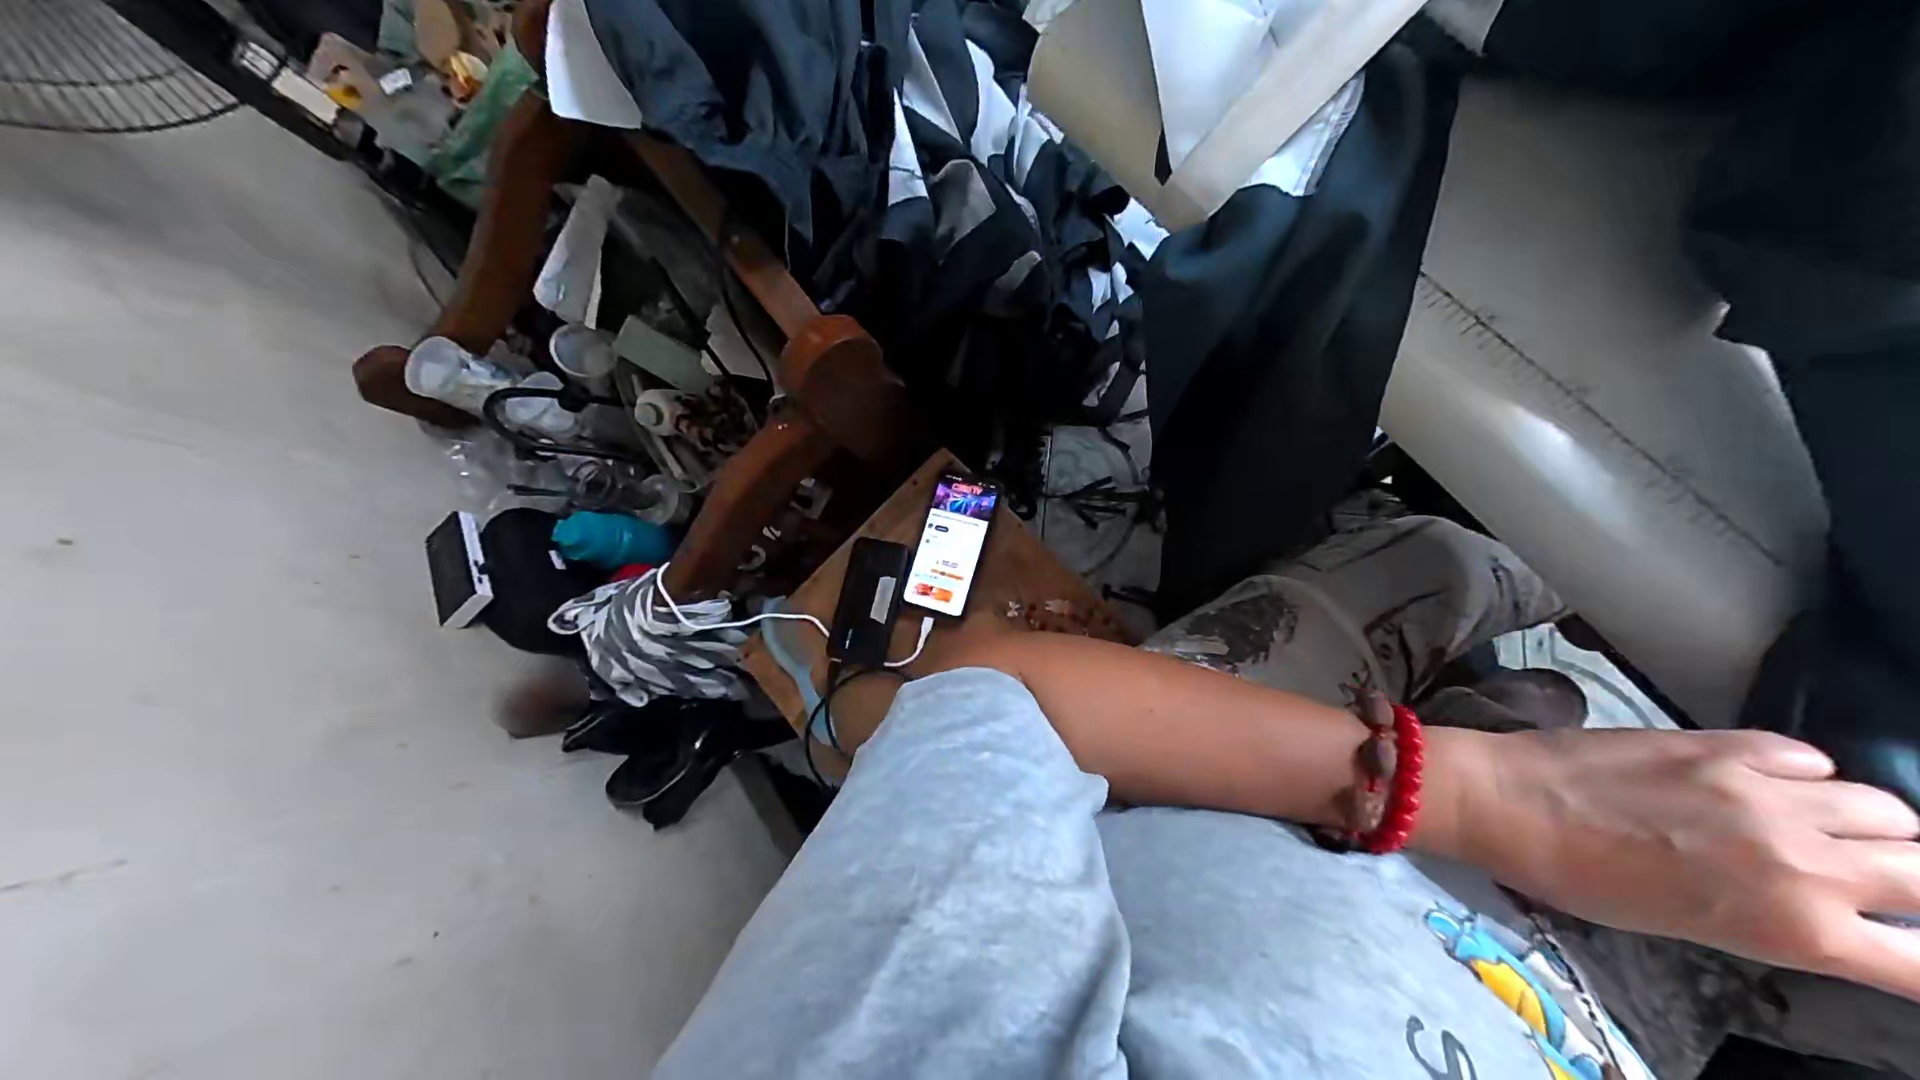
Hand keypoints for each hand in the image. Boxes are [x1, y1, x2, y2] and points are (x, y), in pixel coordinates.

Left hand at [1454, 728, 1919, 999]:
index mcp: (1794, 929)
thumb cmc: (1571, 875)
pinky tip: (1762, 777)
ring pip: (1886, 808)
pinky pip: (1804, 755)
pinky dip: (1798, 771)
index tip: (1903, 939)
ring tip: (1813, 822)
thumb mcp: (1683, 925)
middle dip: (1909, 881)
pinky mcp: (1716, 743)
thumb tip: (1825, 912)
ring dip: (1862, 822)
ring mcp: (1761, 792)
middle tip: (1870, 878)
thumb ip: (1773, 919)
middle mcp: (1803, 861)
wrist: (1499, 799)